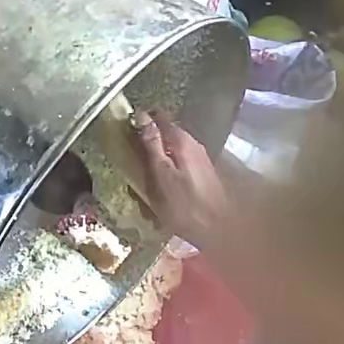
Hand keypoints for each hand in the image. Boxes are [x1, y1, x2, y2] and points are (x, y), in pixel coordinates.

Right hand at [133, 110, 228, 242]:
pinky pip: (178, 165)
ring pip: (171, 151)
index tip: (125, 132)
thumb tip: (140, 115)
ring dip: (157, 161)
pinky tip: (161, 190)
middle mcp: (192, 144)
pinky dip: (167, 173)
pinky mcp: (201, 174)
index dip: (141, 120)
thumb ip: (151, 144)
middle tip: (132, 161)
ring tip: (145, 180)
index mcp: (181, 140)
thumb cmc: (184, 204)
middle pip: (165, 134)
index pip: (159, 116)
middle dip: (148, 143)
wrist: (217, 228)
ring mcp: (199, 159)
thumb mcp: (160, 173)